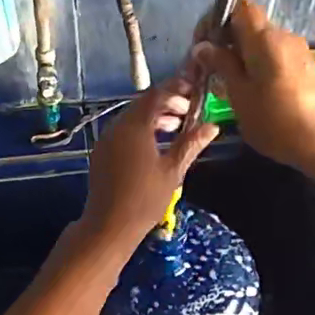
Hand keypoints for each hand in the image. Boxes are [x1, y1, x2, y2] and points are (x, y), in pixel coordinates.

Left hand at [80, 68, 218, 243]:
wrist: (109, 226)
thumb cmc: (145, 199)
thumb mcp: (173, 170)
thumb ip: (191, 144)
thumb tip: (212, 126)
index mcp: (134, 126)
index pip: (156, 95)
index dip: (176, 89)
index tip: (194, 90)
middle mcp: (117, 127)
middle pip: (142, 104)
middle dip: (166, 103)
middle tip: (188, 111)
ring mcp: (106, 139)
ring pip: (132, 118)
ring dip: (154, 117)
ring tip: (176, 127)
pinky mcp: (102, 153)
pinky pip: (123, 131)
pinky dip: (141, 130)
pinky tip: (156, 144)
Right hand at [193, 0, 314, 180]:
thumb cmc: (277, 120)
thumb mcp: (240, 95)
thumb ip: (222, 66)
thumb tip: (203, 47)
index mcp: (265, 38)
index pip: (239, 4)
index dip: (217, 17)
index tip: (204, 44)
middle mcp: (284, 36)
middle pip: (249, 25)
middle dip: (226, 41)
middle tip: (210, 70)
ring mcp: (298, 52)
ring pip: (261, 43)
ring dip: (242, 57)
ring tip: (229, 86)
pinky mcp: (306, 68)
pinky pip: (275, 57)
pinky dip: (258, 67)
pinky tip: (252, 93)